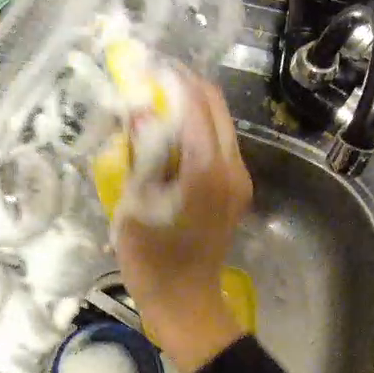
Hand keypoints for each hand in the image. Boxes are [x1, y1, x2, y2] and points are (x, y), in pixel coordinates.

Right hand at [114, 76, 251, 372]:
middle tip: (148, 84)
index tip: (144, 67)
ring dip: (190, 111)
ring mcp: (237, 180)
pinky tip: (167, 142)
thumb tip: (140, 108)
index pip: (194, 102)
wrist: (184, 304)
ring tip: (154, 110)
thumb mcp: (135, 205)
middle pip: (214, 107)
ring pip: (218, 126)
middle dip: (183, 89)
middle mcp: (231, 166)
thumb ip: (142, 152)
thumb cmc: (152, 262)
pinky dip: (195, 135)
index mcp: (206, 168)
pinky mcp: (234, 192)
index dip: (170, 79)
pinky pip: (217, 148)